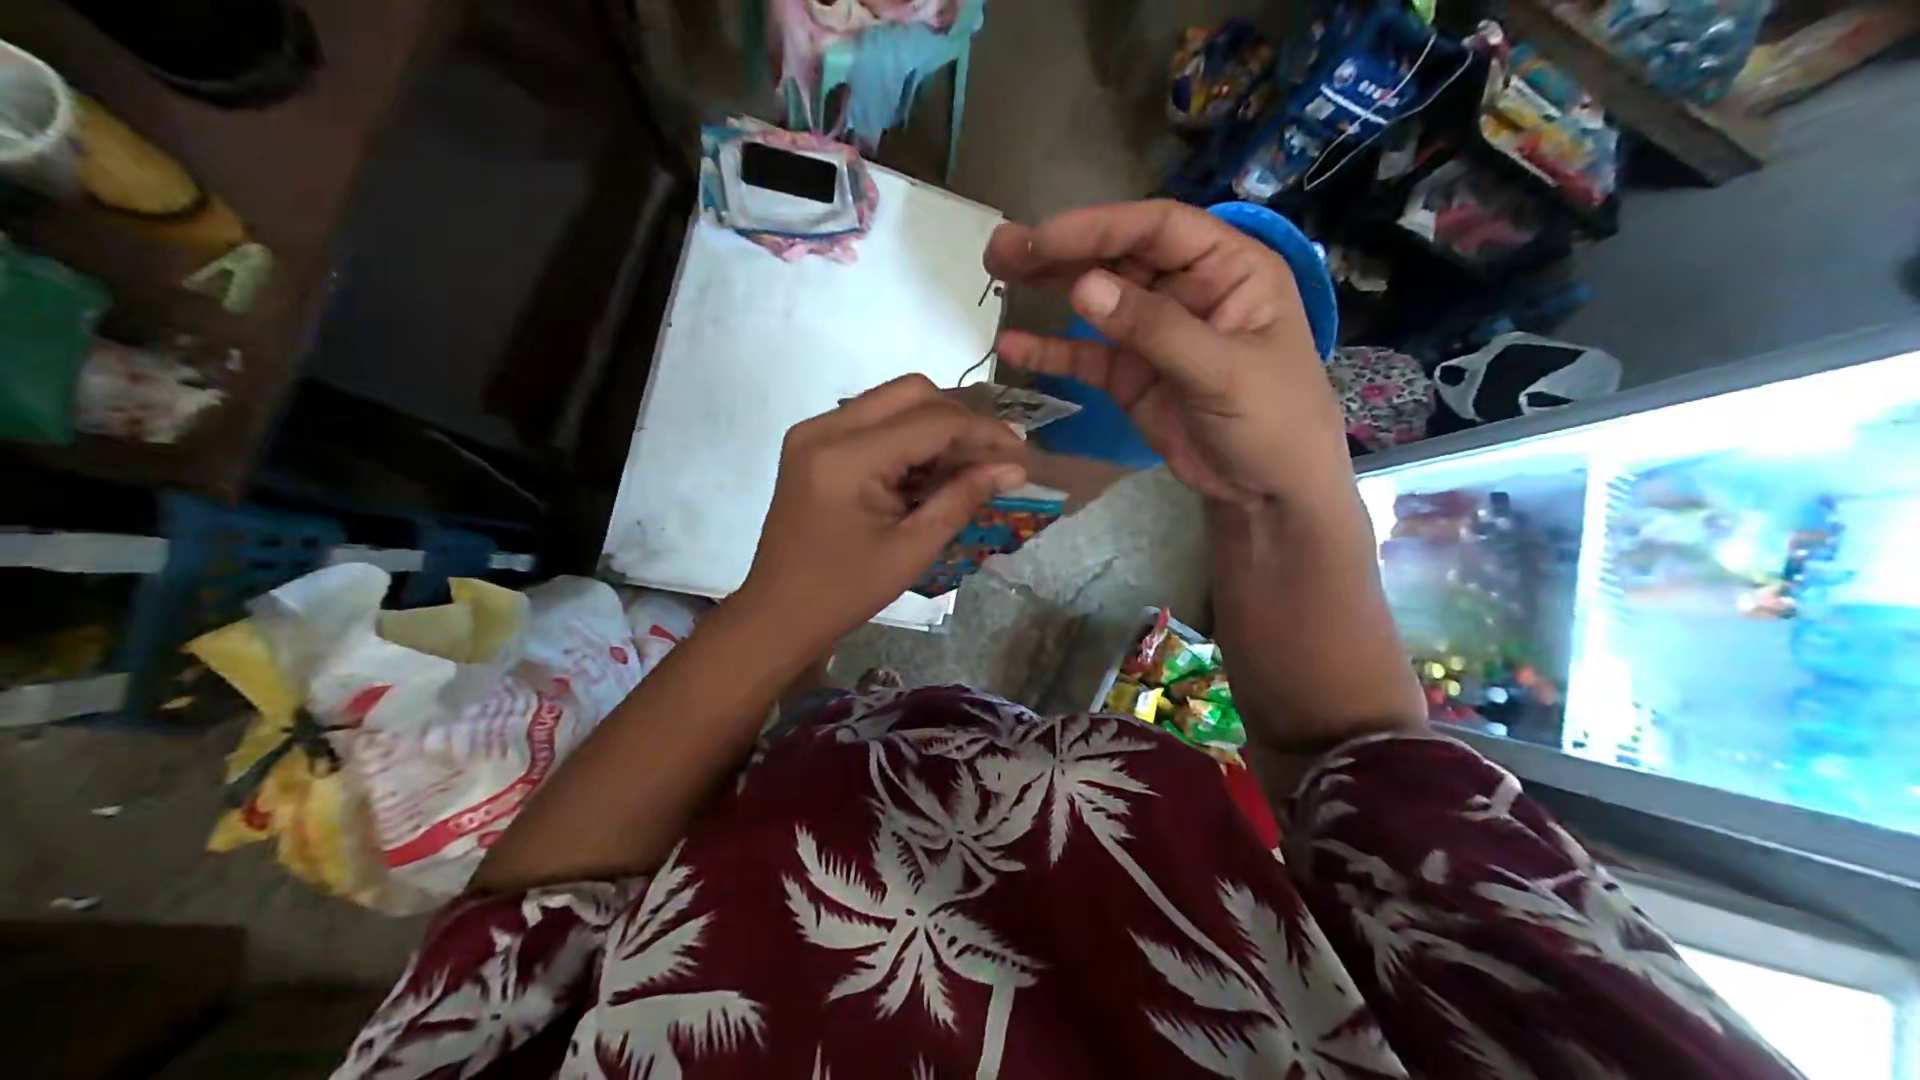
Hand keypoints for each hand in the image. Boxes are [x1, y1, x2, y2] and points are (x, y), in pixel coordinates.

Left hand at [737, 375, 1028, 646]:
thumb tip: (1014, 468)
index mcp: (847, 457)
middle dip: (960, 418)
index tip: (1020, 451)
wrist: (778, 611)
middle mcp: (825, 427)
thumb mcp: (911, 550)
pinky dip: (907, 433)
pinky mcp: (812, 441)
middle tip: (993, 454)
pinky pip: (872, 418)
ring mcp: (813, 430)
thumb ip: (962, 498)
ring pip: (892, 399)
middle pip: (912, 392)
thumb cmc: (845, 591)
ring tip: (967, 461)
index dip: (983, 432)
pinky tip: (928, 465)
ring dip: (934, 422)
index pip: (932, 421)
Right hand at [984, 199, 1345, 504]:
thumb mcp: (1222, 370)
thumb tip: (1081, 287)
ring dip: (1048, 287)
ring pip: (1096, 299)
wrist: (1268, 491)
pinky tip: (1013, 345)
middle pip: (1117, 257)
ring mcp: (1153, 333)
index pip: (1157, 229)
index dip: (1098, 227)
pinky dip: (1051, 350)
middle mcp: (1186, 290)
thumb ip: (1154, 328)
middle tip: (1001, 249)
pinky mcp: (1130, 373)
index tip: (1042, 238)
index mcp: (1227, 268)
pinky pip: (1086, 354)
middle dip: (1061, 251)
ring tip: (997, 275)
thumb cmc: (1273, 420)